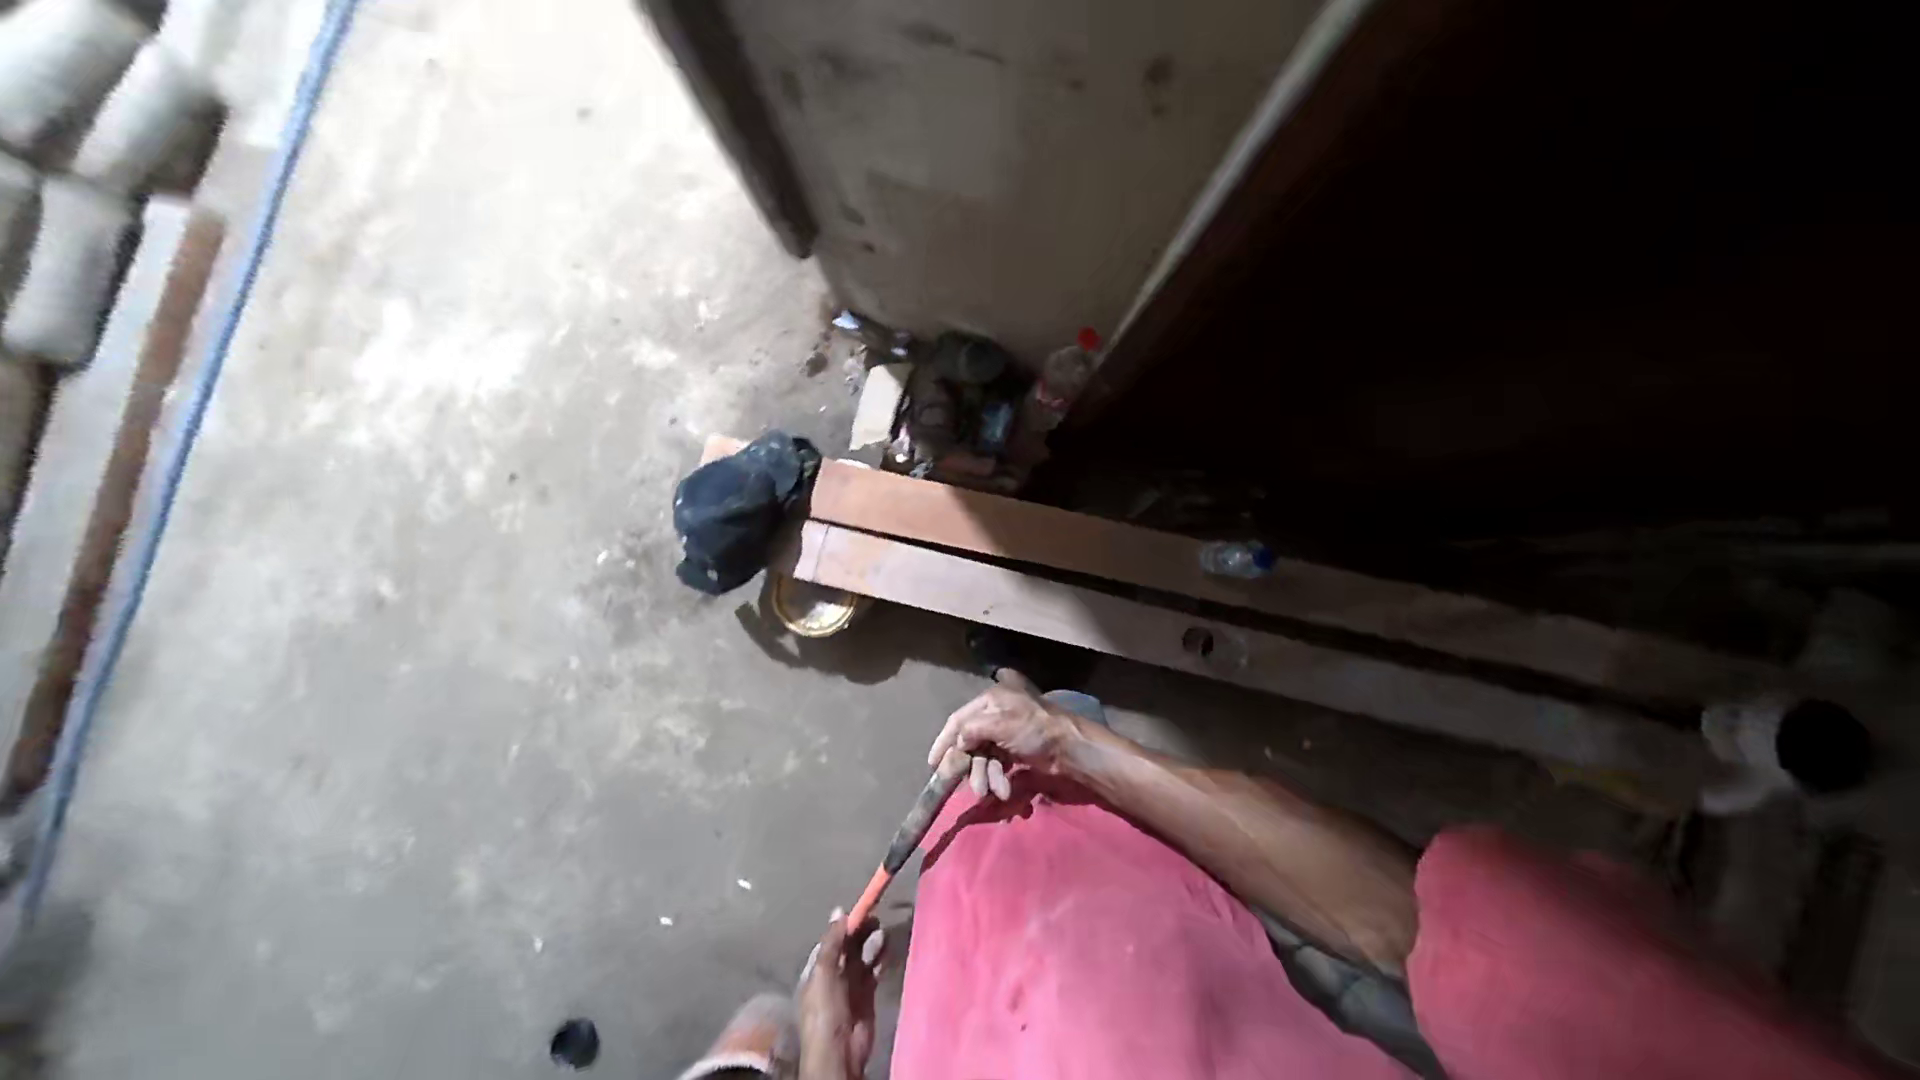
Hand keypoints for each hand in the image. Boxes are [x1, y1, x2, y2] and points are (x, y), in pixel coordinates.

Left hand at [798, 911, 882, 1079]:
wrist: (840, 1052)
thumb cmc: (826, 1010)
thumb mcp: (824, 972)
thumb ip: (832, 942)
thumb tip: (839, 910)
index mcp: (816, 971)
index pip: (829, 942)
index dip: (842, 927)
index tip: (857, 910)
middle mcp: (832, 976)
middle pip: (847, 947)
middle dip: (859, 932)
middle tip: (874, 916)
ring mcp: (849, 986)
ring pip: (861, 957)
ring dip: (871, 943)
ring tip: (882, 929)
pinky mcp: (866, 996)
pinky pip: (873, 971)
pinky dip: (880, 958)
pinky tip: (887, 947)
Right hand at [928, 670, 1085, 799]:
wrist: (1070, 748)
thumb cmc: (1034, 730)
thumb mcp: (1000, 724)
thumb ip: (972, 730)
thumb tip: (956, 742)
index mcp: (990, 701)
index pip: (958, 720)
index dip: (944, 741)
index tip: (933, 764)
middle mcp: (995, 715)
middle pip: (971, 744)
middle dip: (972, 768)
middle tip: (975, 789)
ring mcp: (1006, 735)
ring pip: (984, 759)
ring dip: (988, 778)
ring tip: (998, 793)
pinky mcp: (1017, 752)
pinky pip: (998, 767)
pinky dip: (999, 780)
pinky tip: (1005, 793)